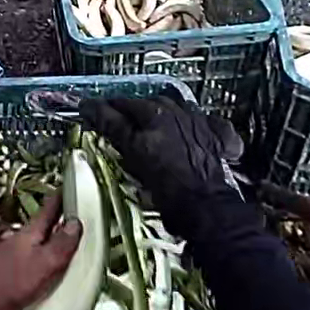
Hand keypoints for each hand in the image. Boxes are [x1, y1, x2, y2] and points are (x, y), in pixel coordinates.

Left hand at [0, 194, 81, 309]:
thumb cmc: (11, 282)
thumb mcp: (44, 265)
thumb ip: (61, 245)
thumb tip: (76, 222)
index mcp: (29, 233)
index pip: (48, 210)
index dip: (59, 198)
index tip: (67, 185)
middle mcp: (17, 240)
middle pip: (40, 226)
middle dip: (54, 221)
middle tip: (70, 216)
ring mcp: (8, 255)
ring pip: (32, 243)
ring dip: (46, 242)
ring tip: (59, 245)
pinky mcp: (3, 272)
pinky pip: (25, 259)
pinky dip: (36, 259)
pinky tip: (40, 270)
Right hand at [79, 96, 243, 237]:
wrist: (204, 206)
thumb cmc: (165, 184)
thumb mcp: (132, 152)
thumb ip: (112, 125)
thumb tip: (90, 106)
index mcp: (154, 113)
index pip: (123, 103)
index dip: (107, 110)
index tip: (96, 115)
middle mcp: (178, 112)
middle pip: (150, 104)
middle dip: (135, 112)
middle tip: (124, 128)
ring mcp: (200, 123)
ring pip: (176, 109)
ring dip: (164, 116)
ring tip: (154, 131)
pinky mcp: (218, 138)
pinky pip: (207, 123)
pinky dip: (199, 126)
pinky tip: (193, 133)